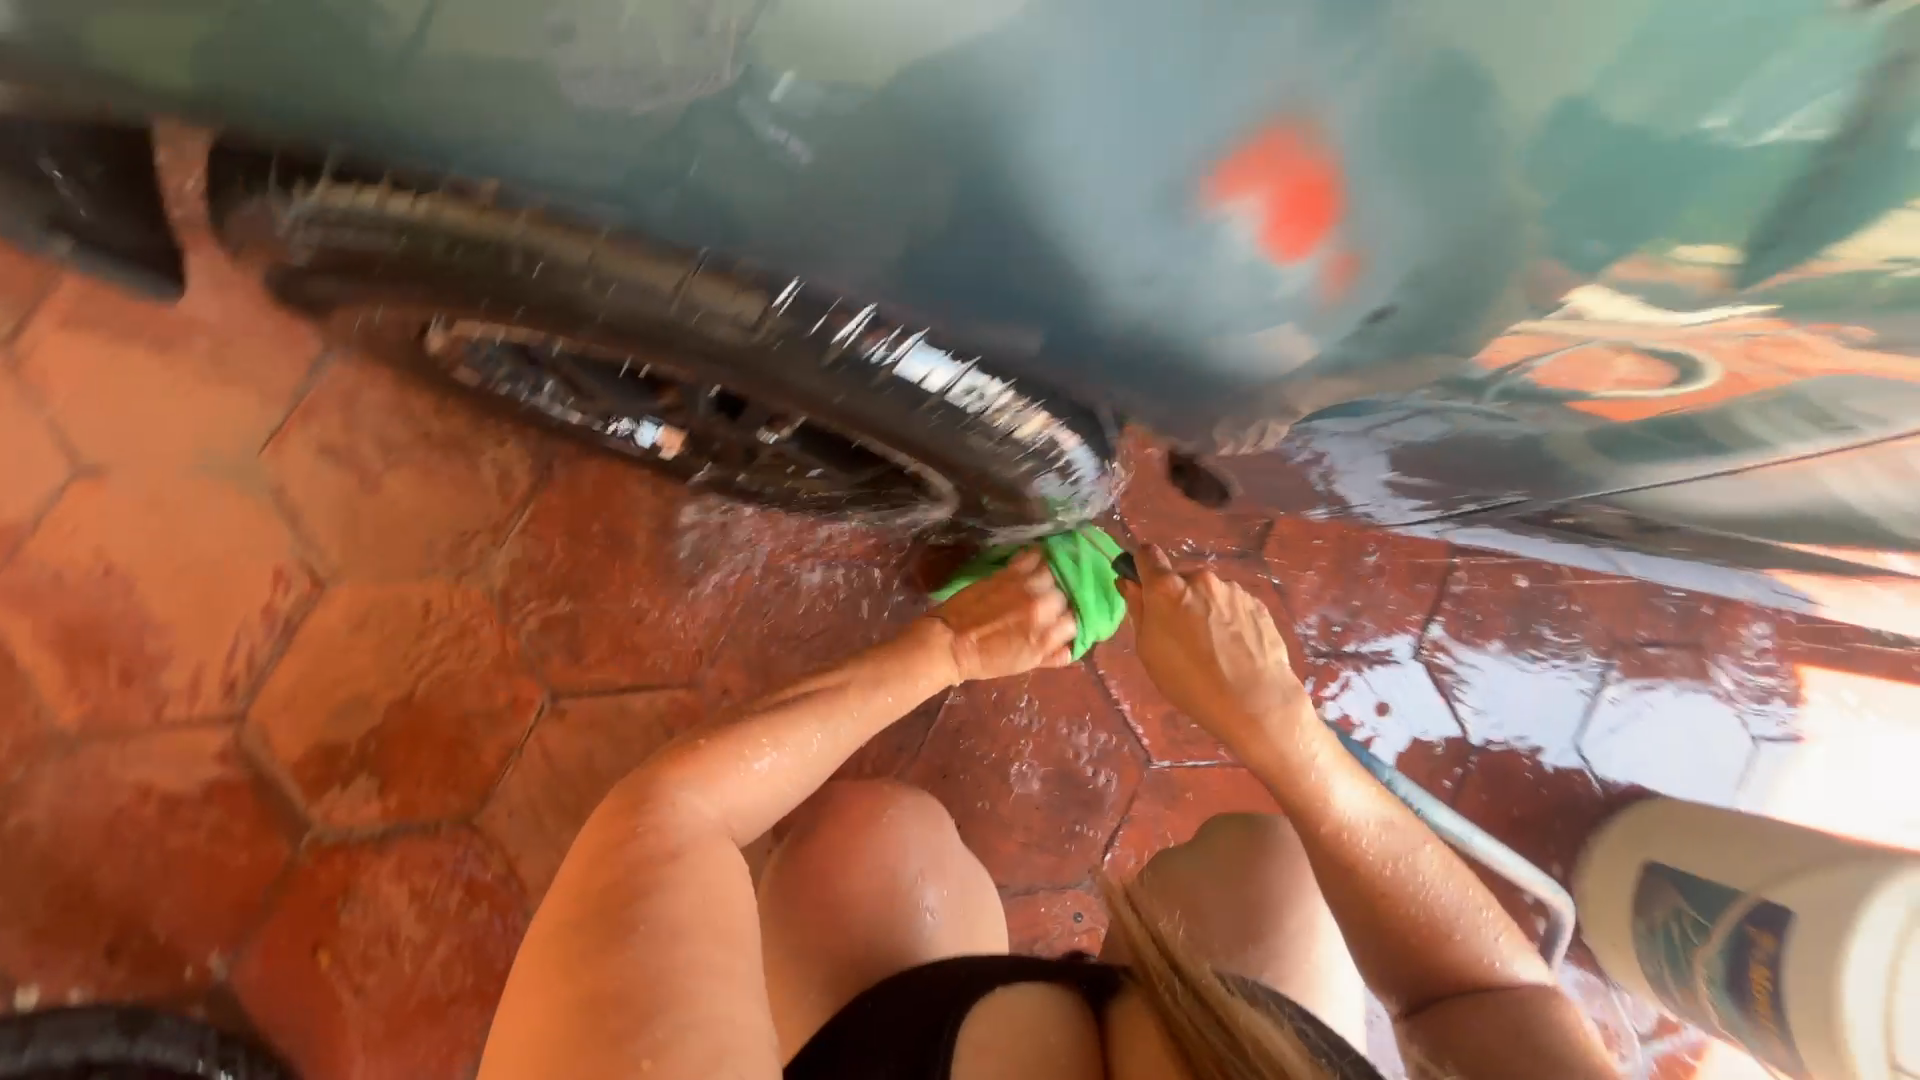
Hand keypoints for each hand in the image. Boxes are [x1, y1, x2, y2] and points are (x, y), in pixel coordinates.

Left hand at [926, 548, 1076, 682]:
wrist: (950, 643)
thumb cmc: (986, 660)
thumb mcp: (1024, 665)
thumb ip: (1052, 656)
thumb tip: (1073, 647)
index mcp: (1047, 636)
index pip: (1078, 618)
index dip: (1072, 617)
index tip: (1066, 616)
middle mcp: (1042, 609)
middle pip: (1068, 593)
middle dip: (1063, 596)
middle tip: (1052, 598)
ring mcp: (1026, 587)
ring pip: (1055, 571)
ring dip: (1053, 574)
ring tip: (1048, 576)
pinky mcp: (1009, 573)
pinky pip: (1033, 556)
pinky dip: (1038, 556)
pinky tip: (1038, 558)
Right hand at [1117, 545, 1308, 756]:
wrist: (1253, 701)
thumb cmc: (1188, 681)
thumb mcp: (1148, 650)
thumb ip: (1137, 609)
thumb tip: (1129, 583)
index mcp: (1167, 588)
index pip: (1147, 553)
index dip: (1142, 567)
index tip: (1143, 586)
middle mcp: (1200, 579)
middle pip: (1180, 579)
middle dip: (1177, 598)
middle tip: (1182, 633)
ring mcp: (1232, 590)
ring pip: (1208, 592)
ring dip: (1205, 608)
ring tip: (1214, 646)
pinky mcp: (1257, 603)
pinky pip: (1233, 604)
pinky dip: (1229, 619)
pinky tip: (1235, 648)